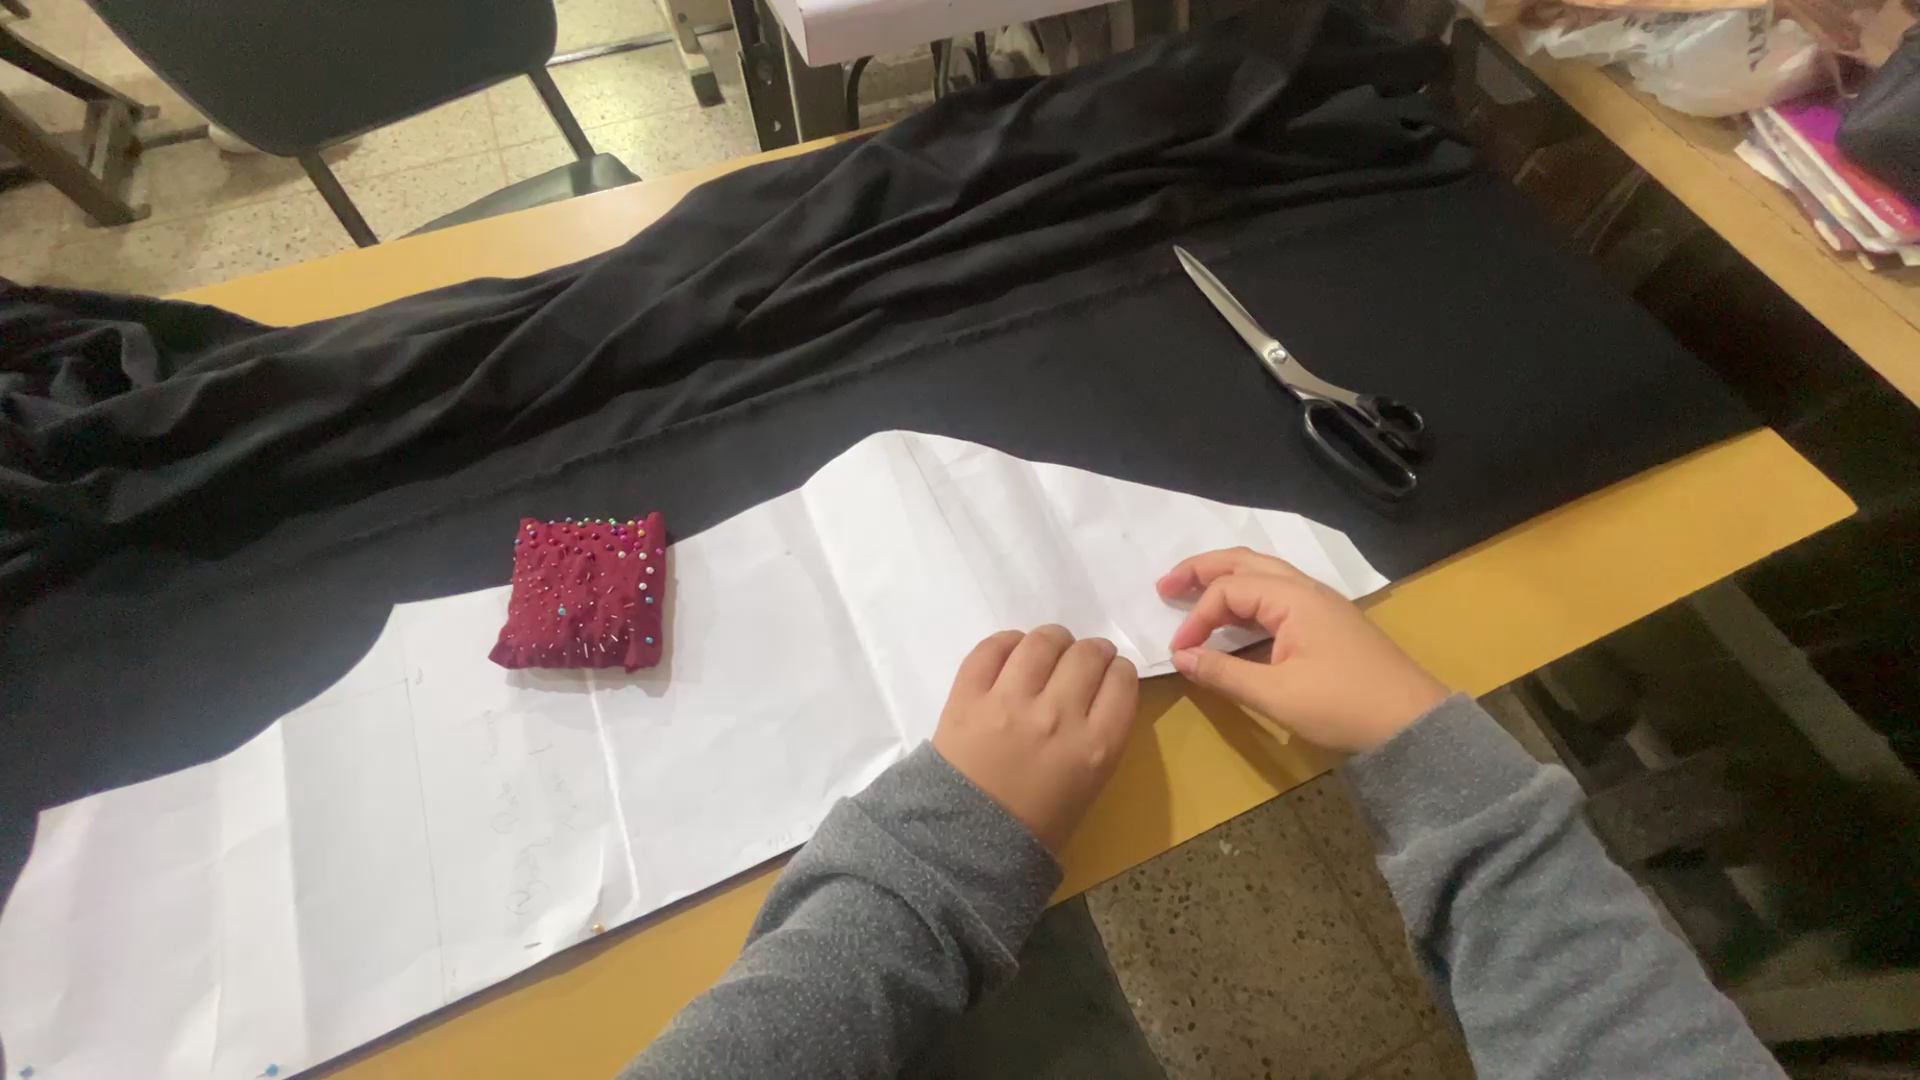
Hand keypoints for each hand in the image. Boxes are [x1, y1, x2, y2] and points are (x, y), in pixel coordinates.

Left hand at [932, 626, 1139, 853]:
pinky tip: (1013, 652)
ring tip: (1049, 649)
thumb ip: (1100, 735)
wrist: (964, 843)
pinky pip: (992, 647)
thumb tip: (1097, 689)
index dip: (1119, 670)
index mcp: (1095, 747)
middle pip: (1087, 654)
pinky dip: (1007, 642)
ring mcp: (1009, 700)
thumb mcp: (1089, 786)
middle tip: (1082, 659)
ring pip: (1042, 641)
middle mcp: (1057, 715)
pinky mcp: (968, 694)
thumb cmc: (1033, 824)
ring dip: (1053, 639)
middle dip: (1092, 651)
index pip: (1122, 681)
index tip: (1110, 674)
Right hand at [1158, 548, 1448, 752]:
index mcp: (1293, 598)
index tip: (1178, 651)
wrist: (1415, 725)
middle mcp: (1305, 589)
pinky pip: (1275, 592)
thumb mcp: (1276, 695)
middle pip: (1243, 562)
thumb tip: (1180, 657)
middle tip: (1164, 585)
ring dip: (1223, 578)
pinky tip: (1232, 614)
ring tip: (1190, 590)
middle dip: (1200, 570)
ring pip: (1261, 573)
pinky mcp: (1326, 620)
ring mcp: (1319, 602)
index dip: (1196, 618)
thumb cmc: (1345, 707)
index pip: (1228, 591)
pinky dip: (1245, 595)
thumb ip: (1223, 673)